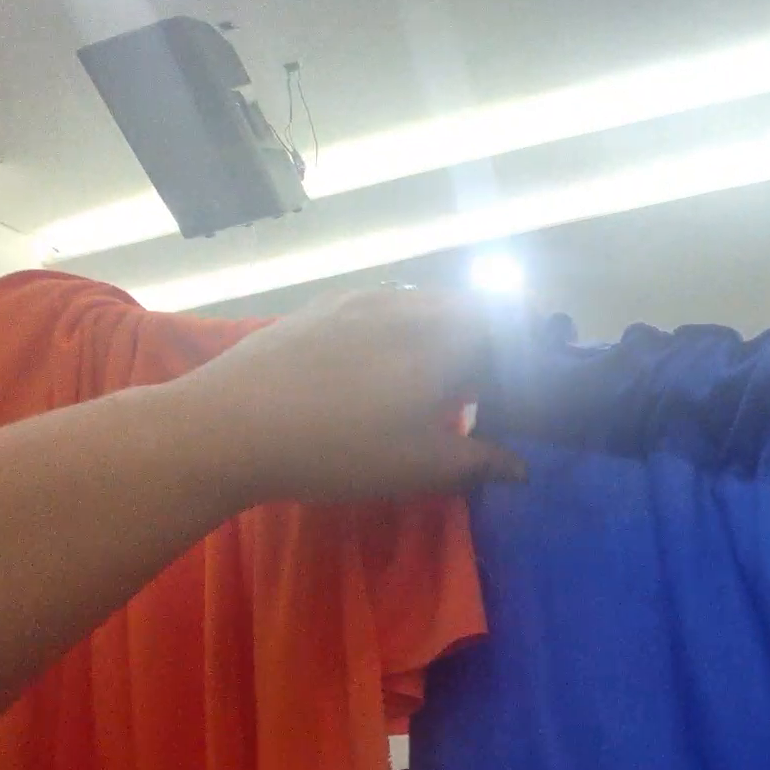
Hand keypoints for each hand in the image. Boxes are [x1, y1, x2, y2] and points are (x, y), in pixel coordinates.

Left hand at [167, 288, 525, 505]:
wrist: (225, 428)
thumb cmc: (341, 449)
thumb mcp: (423, 466)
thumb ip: (483, 461)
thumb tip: (523, 469)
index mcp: (443, 341)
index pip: (509, 319)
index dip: (534, 334)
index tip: (544, 358)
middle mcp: (410, 308)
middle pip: (471, 304)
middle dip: (495, 331)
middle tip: (496, 373)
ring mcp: (362, 301)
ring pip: (428, 301)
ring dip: (452, 324)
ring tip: (447, 366)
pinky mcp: (324, 307)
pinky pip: (388, 303)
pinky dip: (410, 322)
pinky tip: (392, 358)